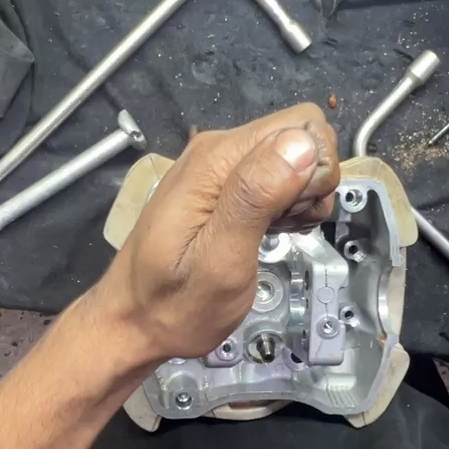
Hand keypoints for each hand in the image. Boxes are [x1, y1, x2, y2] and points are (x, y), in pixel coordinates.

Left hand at [87, 103, 340, 364]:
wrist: (136, 322)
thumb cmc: (174, 304)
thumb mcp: (220, 261)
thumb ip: (256, 198)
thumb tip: (301, 144)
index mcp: (216, 160)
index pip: (301, 126)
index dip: (313, 171)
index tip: (291, 215)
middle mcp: (218, 151)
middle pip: (302, 137)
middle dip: (311, 184)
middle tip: (282, 227)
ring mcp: (222, 167)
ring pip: (296, 159)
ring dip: (301, 198)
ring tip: (272, 234)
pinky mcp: (227, 186)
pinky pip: (280, 178)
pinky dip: (287, 206)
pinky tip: (268, 232)